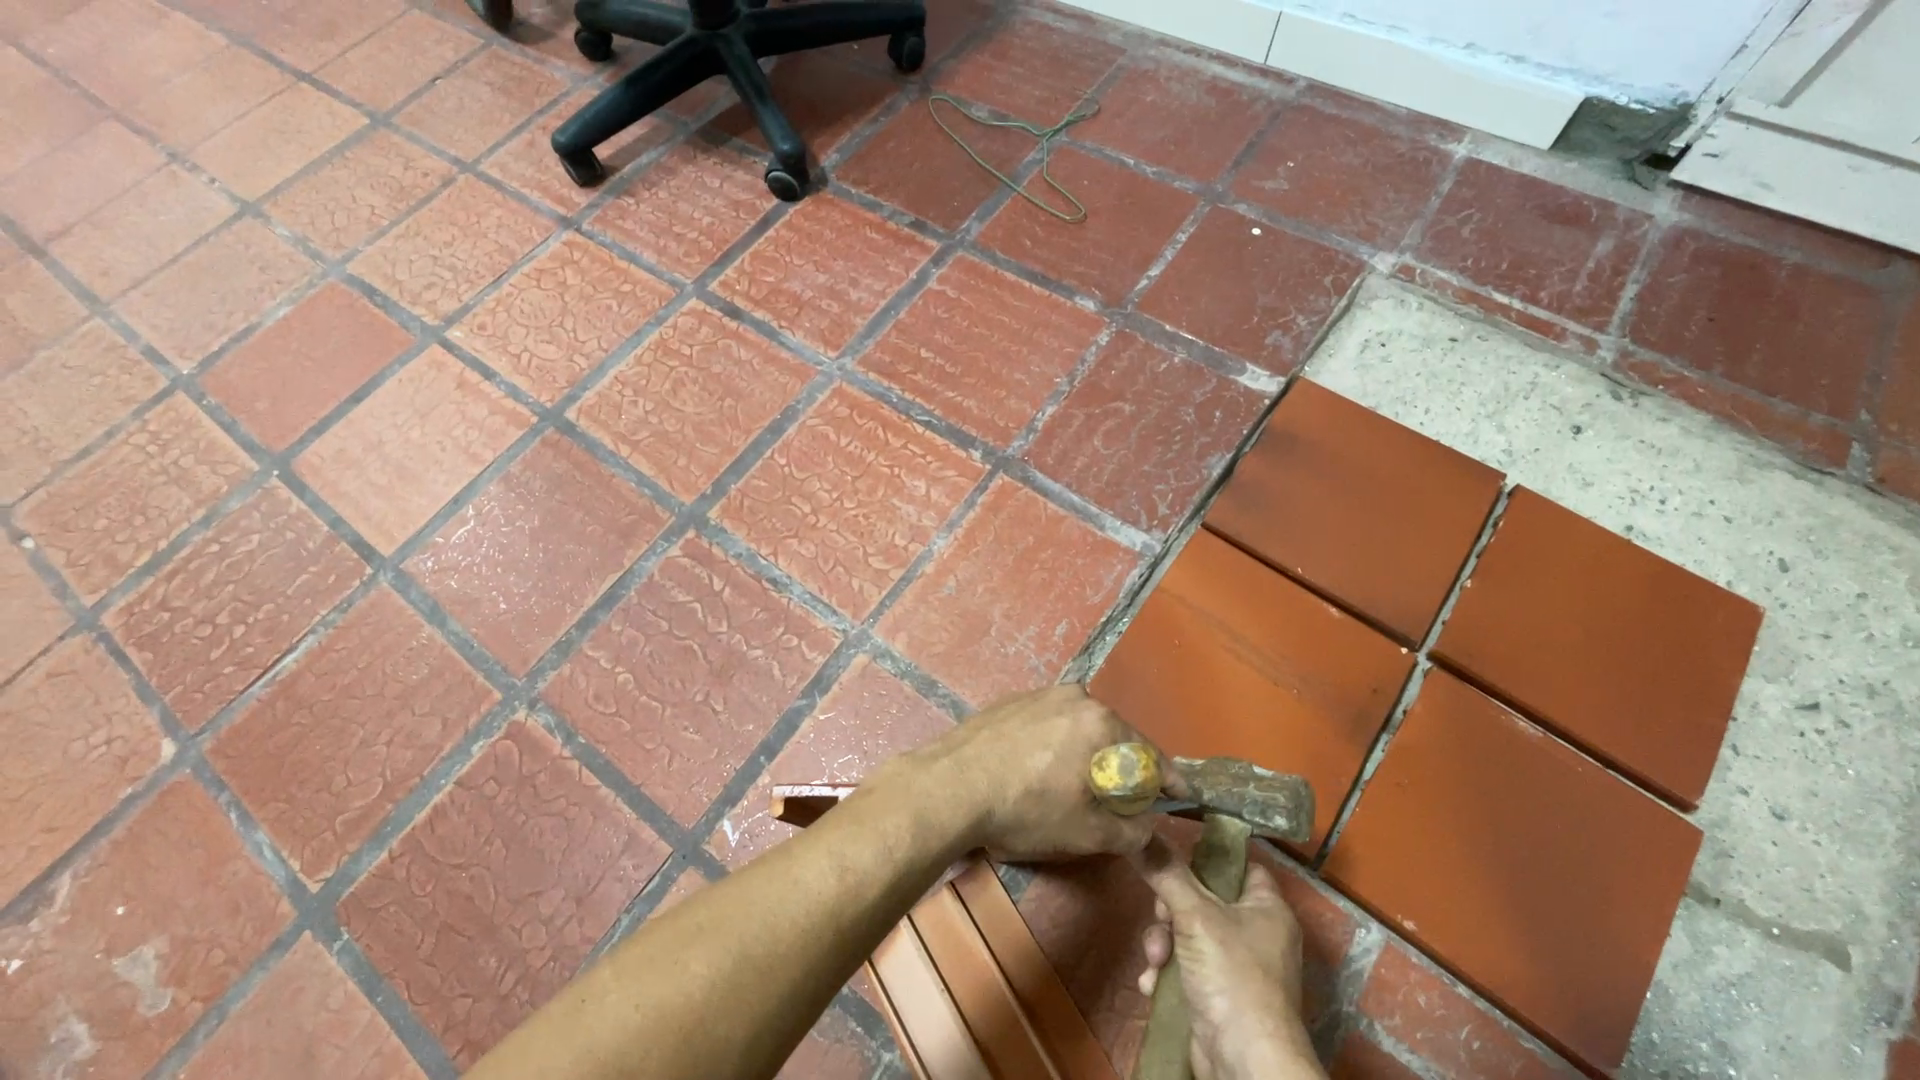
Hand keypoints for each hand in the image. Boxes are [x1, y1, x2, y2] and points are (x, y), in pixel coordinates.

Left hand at [882, 684, 1167, 861]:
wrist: (948, 788)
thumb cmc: (1025, 810)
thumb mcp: (1087, 833)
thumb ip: (1131, 832)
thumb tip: (1148, 827)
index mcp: (1102, 723)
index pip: (1151, 755)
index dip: (1168, 781)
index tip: (1181, 797)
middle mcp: (1076, 697)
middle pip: (1115, 738)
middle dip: (1125, 769)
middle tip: (1126, 801)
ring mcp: (1039, 695)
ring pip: (1080, 730)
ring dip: (1087, 756)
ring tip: (1080, 787)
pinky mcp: (1009, 703)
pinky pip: (1049, 726)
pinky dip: (1056, 747)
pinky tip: (1041, 772)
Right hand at [1132, 837, 1325, 1079]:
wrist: (1244, 1061)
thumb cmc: (1232, 976)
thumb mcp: (1195, 916)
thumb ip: (1166, 873)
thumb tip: (1140, 832)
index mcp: (1267, 907)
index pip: (1237, 864)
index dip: (1205, 858)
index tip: (1171, 860)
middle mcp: (1256, 933)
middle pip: (1202, 899)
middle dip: (1169, 912)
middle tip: (1162, 919)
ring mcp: (1236, 966)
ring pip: (1187, 935)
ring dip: (1162, 946)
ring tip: (1156, 963)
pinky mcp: (1217, 994)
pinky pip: (1185, 968)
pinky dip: (1167, 974)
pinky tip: (1154, 985)